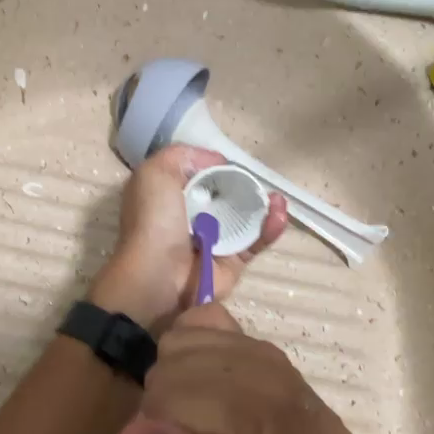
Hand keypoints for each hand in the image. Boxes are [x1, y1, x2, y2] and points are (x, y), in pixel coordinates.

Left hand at [88, 144, 286, 332]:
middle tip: (260, 181)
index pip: (198, 176)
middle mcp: (191, 217)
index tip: (231, 163)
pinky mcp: (231, 262)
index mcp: (168, 197)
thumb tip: (217, 161)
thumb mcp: (155, 173)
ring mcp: (213, 240)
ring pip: (246, 218)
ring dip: (265, 206)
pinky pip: (254, 241)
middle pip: (226, 196)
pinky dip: (269, 228)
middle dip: (246, 185)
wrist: (158, 277)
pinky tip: (279, 216)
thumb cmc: (154, 221)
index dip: (216, 167)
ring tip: (278, 200)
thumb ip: (183, 156)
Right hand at [111, 303, 390, 433]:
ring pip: (176, 341)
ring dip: (172, 383)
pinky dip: (187, 354)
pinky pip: (198, 326)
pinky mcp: (255, 343)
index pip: (166, 396)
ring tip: (202, 427)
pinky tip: (206, 393)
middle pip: (166, 364)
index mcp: (260, 407)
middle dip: (163, 411)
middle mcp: (258, 362)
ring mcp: (258, 346)